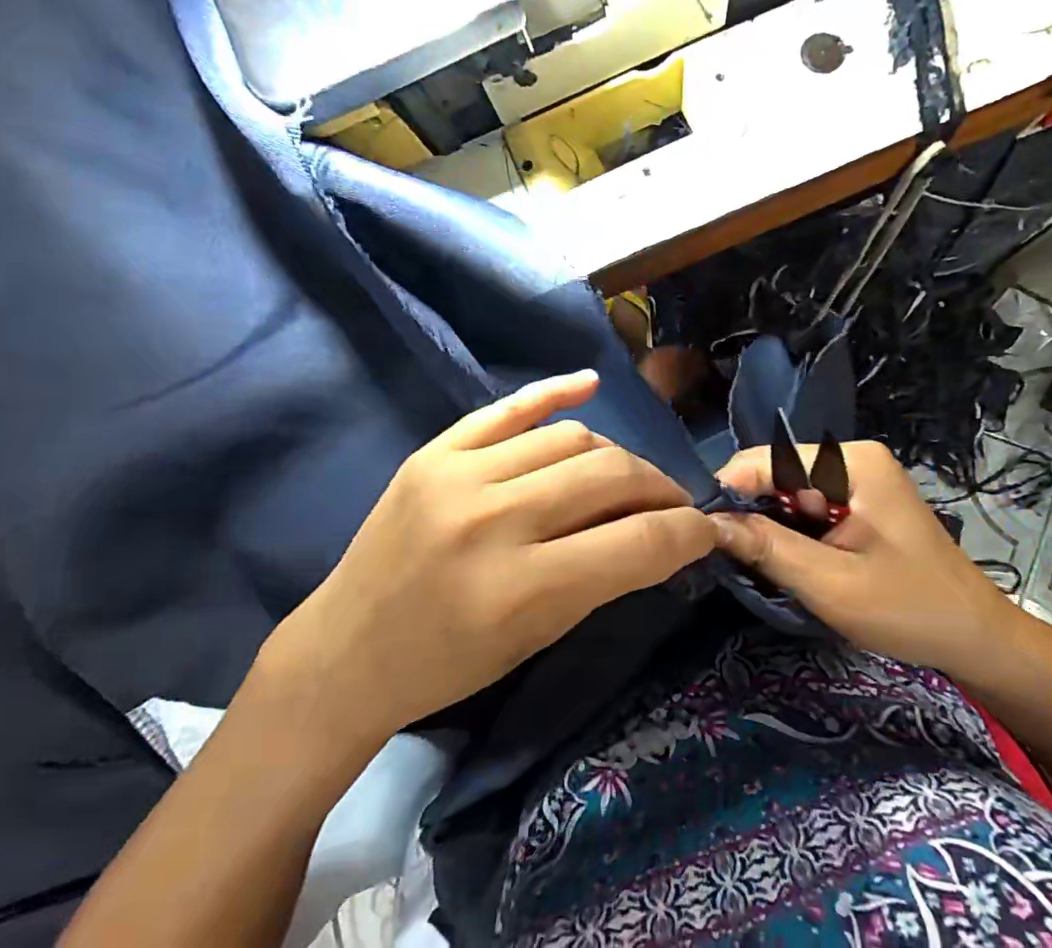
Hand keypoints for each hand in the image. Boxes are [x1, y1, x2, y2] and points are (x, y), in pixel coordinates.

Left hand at [258, 371, 716, 766]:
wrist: (345, 652)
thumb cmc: (448, 665)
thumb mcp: (540, 637)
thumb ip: (606, 578)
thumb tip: (667, 533)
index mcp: (520, 588)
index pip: (637, 541)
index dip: (689, 533)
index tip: (706, 531)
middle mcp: (492, 521)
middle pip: (612, 474)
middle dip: (660, 488)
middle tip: (672, 505)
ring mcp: (456, 476)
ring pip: (573, 438)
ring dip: (615, 458)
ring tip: (624, 480)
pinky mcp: (431, 452)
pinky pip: (507, 407)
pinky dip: (554, 392)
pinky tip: (589, 385)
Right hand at [712, 441, 1015, 675]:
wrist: (973, 637)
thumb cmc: (908, 608)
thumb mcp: (830, 582)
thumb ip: (767, 547)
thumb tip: (708, 524)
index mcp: (851, 462)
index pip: (767, 460)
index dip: (727, 491)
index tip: (698, 530)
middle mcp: (852, 460)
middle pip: (776, 474)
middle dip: (748, 511)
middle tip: (721, 553)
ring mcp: (857, 481)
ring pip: (788, 494)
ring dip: (767, 526)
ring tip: (747, 561)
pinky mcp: (858, 505)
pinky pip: (807, 509)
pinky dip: (789, 533)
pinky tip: (780, 559)